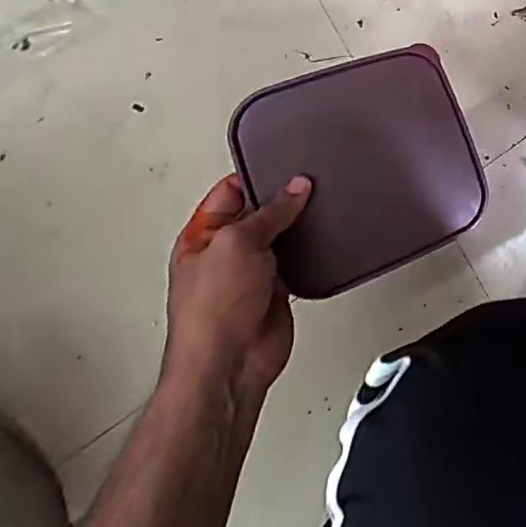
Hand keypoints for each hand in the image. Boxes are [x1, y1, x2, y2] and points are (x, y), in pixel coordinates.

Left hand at [163, 173, 311, 397]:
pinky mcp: (278, 288)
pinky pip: (298, 261)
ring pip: (282, 236)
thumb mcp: (238, 244)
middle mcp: (226, 252)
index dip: (256, 175)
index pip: (230, 191)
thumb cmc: (211, 314)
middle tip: (307, 183)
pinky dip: (311, 252)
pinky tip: (322, 240)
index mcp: (203, 236)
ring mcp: (253, 271)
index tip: (283, 163)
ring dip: (298, 227)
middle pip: (260, 212)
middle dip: (282, 200)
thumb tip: (295, 188)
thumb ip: (271, 212)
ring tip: (319, 206)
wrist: (231, 362)